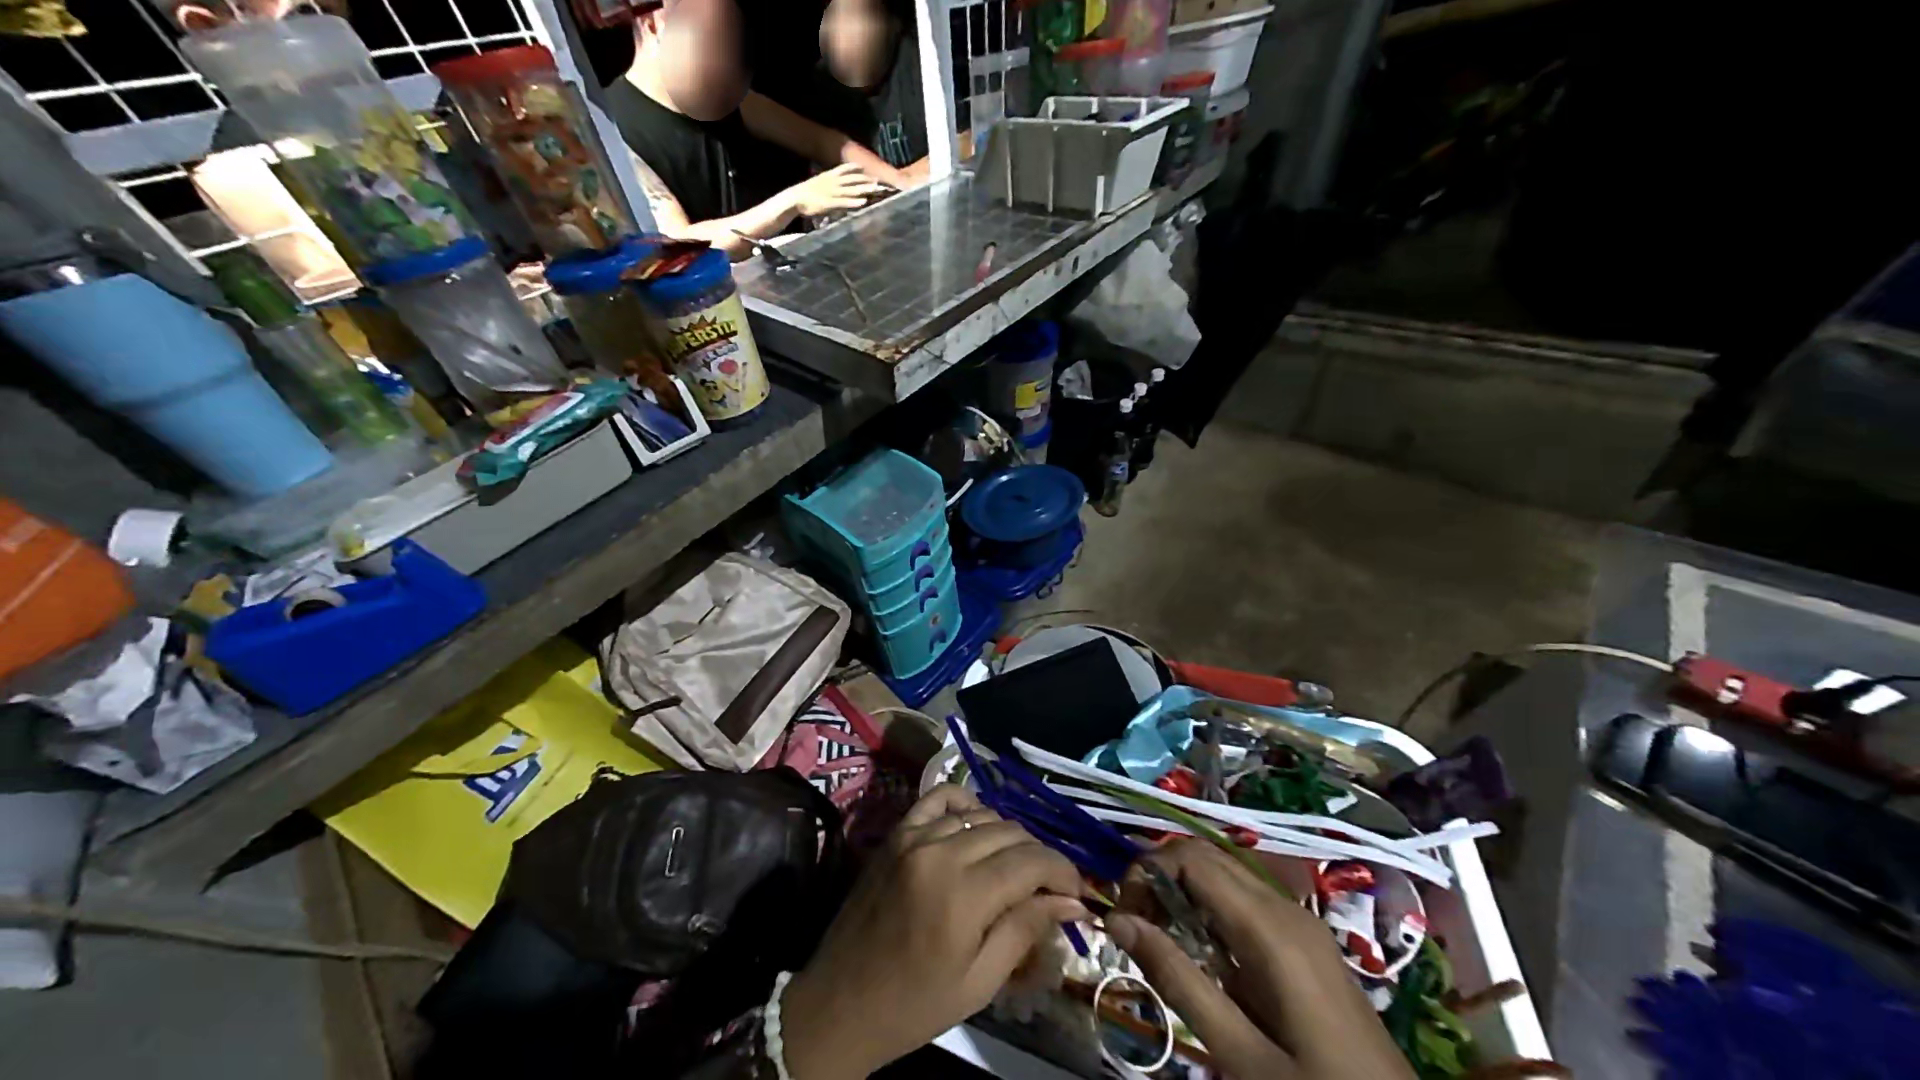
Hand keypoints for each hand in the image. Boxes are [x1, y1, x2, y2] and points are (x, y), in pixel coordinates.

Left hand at [779, 786, 1087, 1079]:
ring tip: (1016, 865)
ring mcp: (913, 837)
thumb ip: (1025, 928)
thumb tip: (1072, 900)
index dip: (1063, 872)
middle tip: (1049, 886)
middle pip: (1010, 833)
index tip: (1077, 893)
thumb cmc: (915, 1004)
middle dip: (1040, 856)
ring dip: (1007, 835)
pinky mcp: (895, 834)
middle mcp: (940, 852)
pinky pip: (937, 799)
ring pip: (980, 815)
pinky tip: (976, 822)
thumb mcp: (980, 980)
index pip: (1032, 861)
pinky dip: (963, 803)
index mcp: (964, 894)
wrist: (841, 1003)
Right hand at [788, 163, 892, 216]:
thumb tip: (831, 184)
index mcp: (828, 176)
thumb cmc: (804, 194)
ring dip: (864, 189)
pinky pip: (845, 202)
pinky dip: (855, 202)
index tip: (863, 167)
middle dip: (865, 179)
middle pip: (852, 179)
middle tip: (877, 180)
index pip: (843, 169)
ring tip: (875, 189)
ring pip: (851, 189)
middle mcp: (832, 182)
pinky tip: (863, 202)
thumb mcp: (816, 184)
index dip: (854, 168)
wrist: (795, 198)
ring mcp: (832, 192)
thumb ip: (825, 183)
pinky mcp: (831, 203)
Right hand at [1108, 840, 1415, 1079]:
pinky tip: (1199, 951)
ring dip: (1181, 890)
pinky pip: (1244, 900)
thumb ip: (1178, 980)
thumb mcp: (1241, 1054)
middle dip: (1160, 877)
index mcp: (1270, 927)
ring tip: (1158, 937)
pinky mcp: (1305, 940)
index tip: (1122, 915)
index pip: (1191, 858)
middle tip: (1134, 926)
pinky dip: (1207, 907)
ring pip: (1224, 874)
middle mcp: (1285, 907)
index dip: (1147, 871)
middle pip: (1206, 856)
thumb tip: (1117, 919)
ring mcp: (1299, 921)